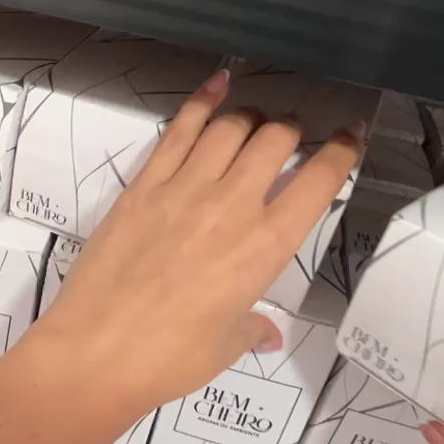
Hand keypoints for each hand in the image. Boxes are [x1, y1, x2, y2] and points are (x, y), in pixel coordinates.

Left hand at [30, 68, 361, 421]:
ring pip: (229, 127)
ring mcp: (183, 189)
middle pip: (275, 140)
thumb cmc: (169, 359)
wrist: (95, 351)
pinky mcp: (142, 186)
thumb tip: (268, 333)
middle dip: (291, 130)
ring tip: (254, 120)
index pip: (319, 181)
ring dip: (250, 116)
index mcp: (266, 247)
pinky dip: (201, 102)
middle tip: (289, 136)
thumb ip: (252, 328)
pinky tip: (216, 84)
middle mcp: (231, 206)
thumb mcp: (224, 347)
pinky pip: (177, 131)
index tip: (348, 137)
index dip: (341, 151)